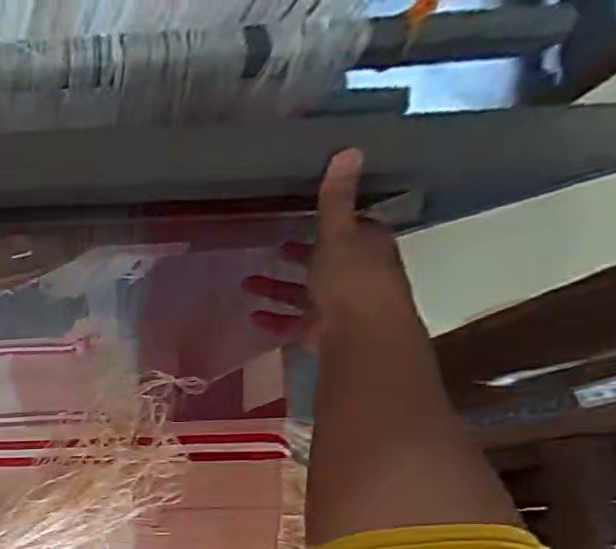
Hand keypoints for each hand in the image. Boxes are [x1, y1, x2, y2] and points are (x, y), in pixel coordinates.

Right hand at [242, 149, 428, 350]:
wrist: (359, 332)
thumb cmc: (351, 278)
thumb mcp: (338, 234)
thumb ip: (336, 199)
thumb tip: (349, 149)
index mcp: (368, 246)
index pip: (353, 228)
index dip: (332, 223)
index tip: (308, 218)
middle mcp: (357, 274)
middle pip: (327, 262)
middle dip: (301, 257)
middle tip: (276, 249)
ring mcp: (339, 305)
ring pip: (305, 293)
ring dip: (278, 288)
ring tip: (248, 283)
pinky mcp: (321, 330)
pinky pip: (293, 322)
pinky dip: (274, 318)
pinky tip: (253, 316)